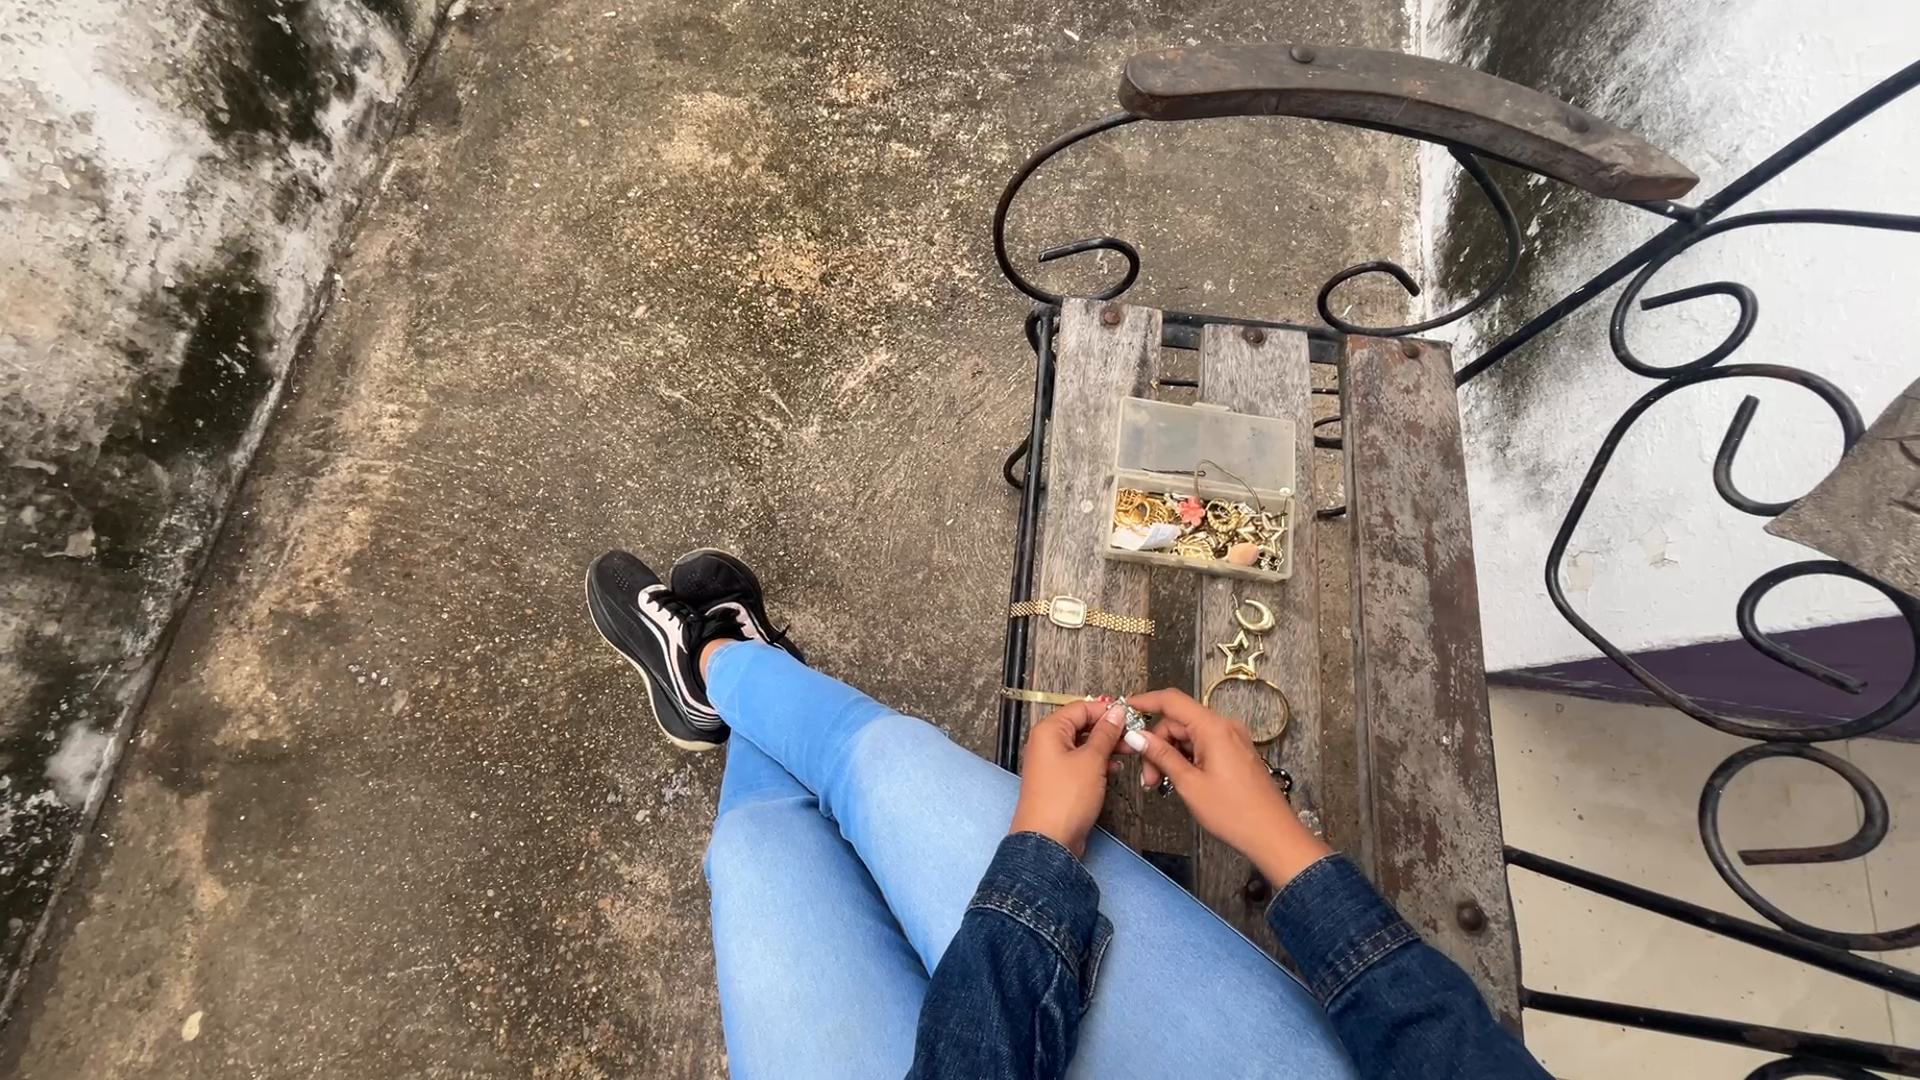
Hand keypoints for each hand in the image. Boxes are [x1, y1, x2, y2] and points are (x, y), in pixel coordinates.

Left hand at [1009, 699, 1130, 858]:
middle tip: (1130, 735)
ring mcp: (1051, 763)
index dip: (1105, 710)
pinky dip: (1097, 762)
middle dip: (1107, 729)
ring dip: (1105, 746)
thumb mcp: (1091, 760)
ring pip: (1082, 745)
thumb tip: (1115, 713)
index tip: (1127, 715)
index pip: (1080, 707)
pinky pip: (1080, 763)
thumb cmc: (1063, 800)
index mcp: (1049, 730)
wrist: (1049, 841)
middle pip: (1081, 725)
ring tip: (1126, 751)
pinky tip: (1113, 768)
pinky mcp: (1059, 781)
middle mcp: (1047, 743)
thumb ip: (1105, 734)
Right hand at [1123, 688, 1330, 885]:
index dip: (1145, 701)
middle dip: (1157, 745)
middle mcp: (1224, 726)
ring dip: (1170, 755)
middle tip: (1148, 776)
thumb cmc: (1234, 813)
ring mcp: (1232, 739)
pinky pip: (1203, 744)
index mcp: (1213, 728)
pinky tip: (1179, 779)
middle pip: (1178, 722)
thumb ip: (1161, 755)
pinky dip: (1186, 758)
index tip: (1125, 708)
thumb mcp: (1189, 783)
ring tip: (1161, 784)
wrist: (1274, 837)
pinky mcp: (1236, 752)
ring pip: (1189, 735)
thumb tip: (1136, 736)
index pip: (1171, 701)